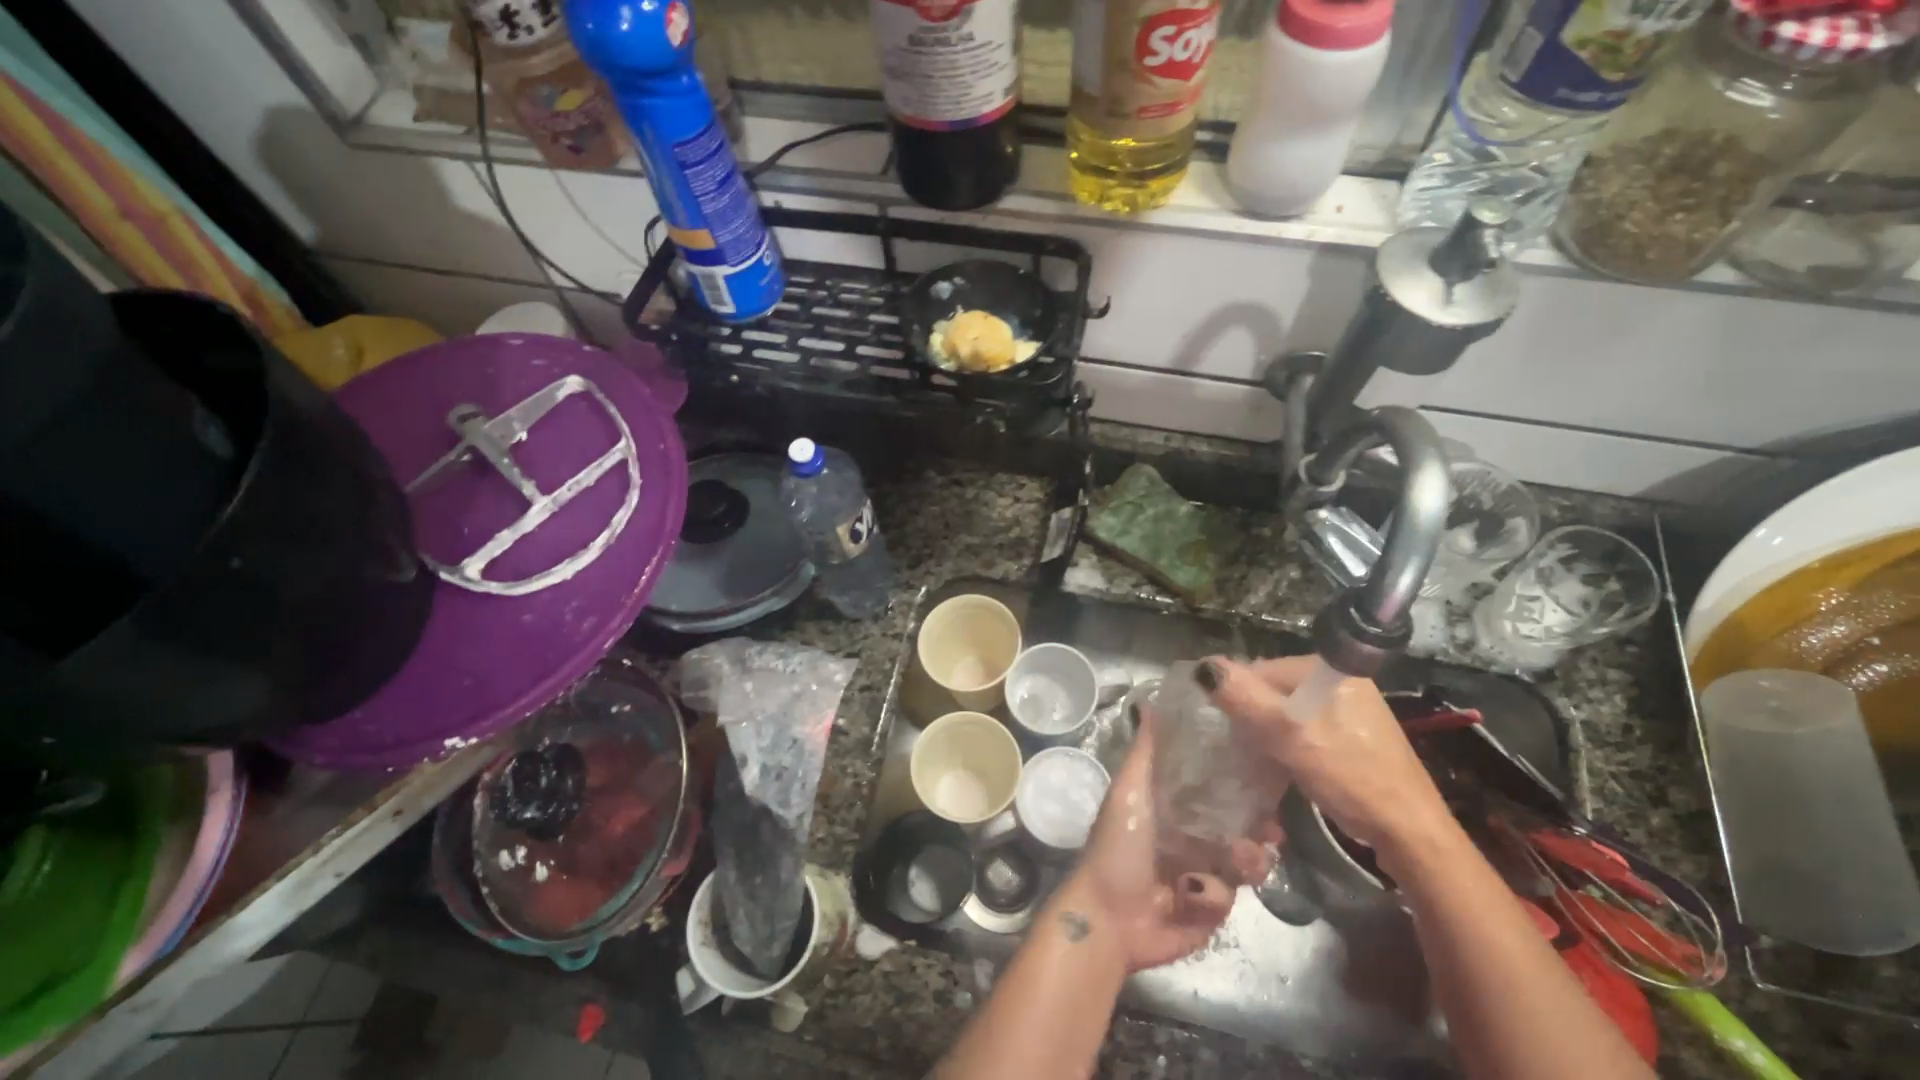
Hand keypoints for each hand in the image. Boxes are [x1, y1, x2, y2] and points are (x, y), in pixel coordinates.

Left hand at [1063, 710, 1244, 972]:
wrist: (1109, 920)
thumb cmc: (1116, 849)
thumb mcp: (1129, 794)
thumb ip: (1146, 752)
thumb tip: (1150, 702)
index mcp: (1173, 808)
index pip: (1219, 788)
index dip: (1245, 783)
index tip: (1269, 775)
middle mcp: (1192, 838)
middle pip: (1243, 826)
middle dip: (1261, 827)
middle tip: (1271, 829)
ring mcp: (1203, 875)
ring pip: (1246, 862)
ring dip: (1246, 860)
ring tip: (1240, 860)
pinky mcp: (1209, 911)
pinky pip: (1229, 897)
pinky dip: (1212, 894)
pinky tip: (1193, 894)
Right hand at [1199, 657, 1452, 854]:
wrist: (1407, 830)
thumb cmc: (1348, 776)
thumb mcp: (1289, 735)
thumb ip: (1245, 698)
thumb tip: (1204, 666)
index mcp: (1328, 669)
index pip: (1260, 671)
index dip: (1238, 700)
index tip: (1231, 735)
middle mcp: (1338, 681)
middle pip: (1272, 691)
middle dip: (1253, 720)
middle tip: (1245, 754)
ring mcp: (1347, 710)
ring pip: (1286, 715)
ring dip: (1268, 737)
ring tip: (1261, 764)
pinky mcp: (1351, 737)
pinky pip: (1304, 731)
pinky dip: (1287, 747)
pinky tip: (1283, 769)